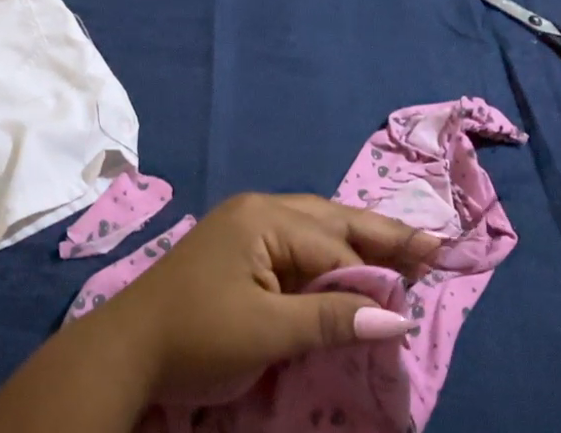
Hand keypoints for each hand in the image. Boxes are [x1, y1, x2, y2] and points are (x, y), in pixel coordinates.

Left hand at [92, 193, 441, 402]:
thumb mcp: (268, 331)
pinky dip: (329, 256)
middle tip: (434, 248)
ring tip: (404, 253)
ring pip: (316, 229)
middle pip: (332, 220)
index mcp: (264, 218)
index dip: (378, 274)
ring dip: (357, 243)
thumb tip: (398, 319)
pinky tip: (349, 264)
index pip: (336, 245)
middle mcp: (258, 210)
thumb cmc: (197, 337)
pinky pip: (297, 245)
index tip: (418, 296)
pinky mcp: (238, 249)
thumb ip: (332, 318)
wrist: (126, 350)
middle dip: (381, 237)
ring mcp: (245, 226)